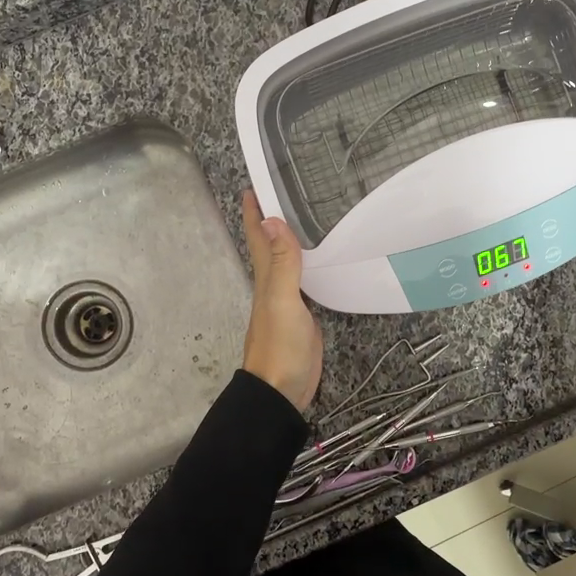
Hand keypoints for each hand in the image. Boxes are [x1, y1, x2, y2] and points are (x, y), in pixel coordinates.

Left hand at [241, 190, 322, 410]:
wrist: (282, 391)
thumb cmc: (280, 346)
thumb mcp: (282, 301)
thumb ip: (282, 263)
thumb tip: (272, 219)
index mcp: (266, 278)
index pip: (258, 237)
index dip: (255, 212)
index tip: (255, 183)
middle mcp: (274, 284)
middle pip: (270, 245)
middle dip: (274, 218)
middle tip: (287, 190)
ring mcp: (288, 301)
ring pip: (287, 262)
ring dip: (291, 239)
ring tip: (307, 217)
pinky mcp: (303, 316)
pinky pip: (303, 281)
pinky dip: (308, 265)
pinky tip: (321, 261)